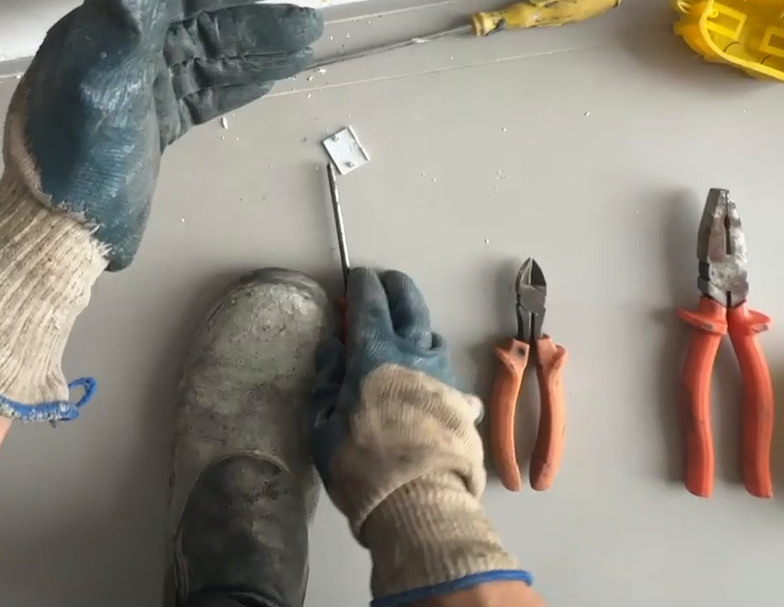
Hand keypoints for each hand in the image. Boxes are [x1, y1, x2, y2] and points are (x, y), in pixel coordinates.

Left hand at [19, 0, 321, 267]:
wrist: (58, 229)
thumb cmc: (79, 151)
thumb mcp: (104, 68)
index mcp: (112, 27)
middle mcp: (128, 50)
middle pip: (203, 23)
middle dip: (256, 19)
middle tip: (307, 19)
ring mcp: (143, 89)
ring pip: (211, 58)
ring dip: (258, 50)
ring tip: (306, 46)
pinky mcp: (154, 124)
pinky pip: (204, 94)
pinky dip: (236, 83)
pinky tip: (269, 78)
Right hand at [310, 269, 530, 603]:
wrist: (421, 504)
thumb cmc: (363, 463)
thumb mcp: (323, 424)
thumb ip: (326, 380)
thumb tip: (334, 351)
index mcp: (374, 351)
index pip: (370, 299)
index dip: (361, 283)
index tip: (355, 279)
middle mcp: (413, 351)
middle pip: (409, 300)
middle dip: (394, 287)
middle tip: (383, 286)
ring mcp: (442, 374)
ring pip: (430, 332)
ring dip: (414, 327)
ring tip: (401, 338)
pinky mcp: (461, 399)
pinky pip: (444, 370)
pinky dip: (430, 366)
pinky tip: (424, 382)